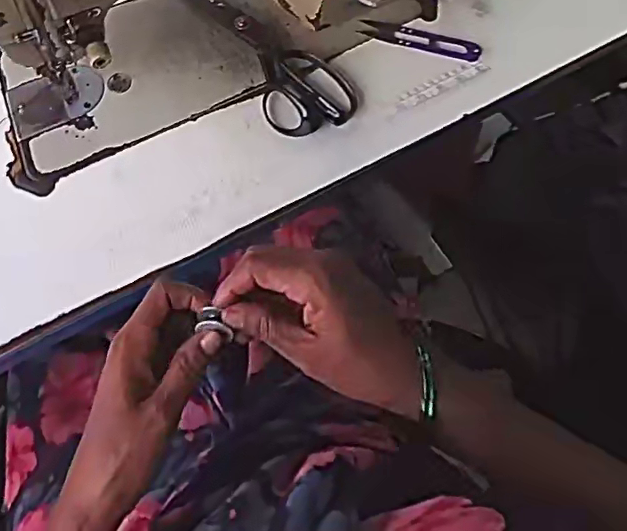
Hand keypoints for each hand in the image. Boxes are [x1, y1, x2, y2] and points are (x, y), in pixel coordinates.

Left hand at [50, 280, 223, 530]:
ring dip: (196, 334)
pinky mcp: (140, 378)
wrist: (93, 498)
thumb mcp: (161, 411)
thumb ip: (188, 366)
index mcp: (130, 343)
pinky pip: (166, 351)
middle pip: (168, 308)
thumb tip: (215, 330)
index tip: (217, 317)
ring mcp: (135, 361)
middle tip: (227, 336)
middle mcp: (131, 344)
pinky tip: (205, 368)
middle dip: (198, 314)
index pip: (162, 292)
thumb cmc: (121, 457)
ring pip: (170, 329)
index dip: (192, 295)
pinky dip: (187, 353)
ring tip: (222, 350)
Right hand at [212, 247, 421, 417]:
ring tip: (246, 319)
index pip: (257, 263)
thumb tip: (230, 313)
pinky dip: (278, 286)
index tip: (217, 310)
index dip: (231, 284)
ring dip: (258, 284)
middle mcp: (321, 257)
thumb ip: (264, 324)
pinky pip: (296, 268)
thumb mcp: (306, 352)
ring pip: (279, 260)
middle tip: (228, 315)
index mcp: (313, 275)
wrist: (408, 370)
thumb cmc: (360, 367)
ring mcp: (331, 260)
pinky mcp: (336, 269)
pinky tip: (270, 313)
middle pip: (265, 256)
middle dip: (241, 282)